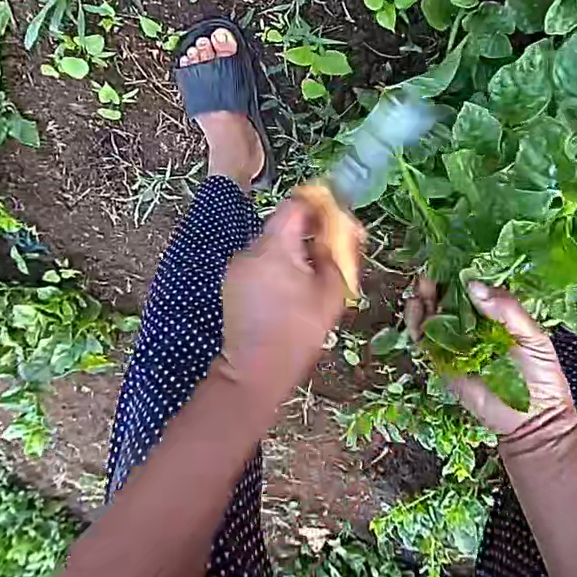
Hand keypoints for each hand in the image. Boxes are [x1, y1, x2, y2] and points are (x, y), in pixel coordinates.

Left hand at [220, 194, 348, 407]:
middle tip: (332, 249)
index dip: (319, 204)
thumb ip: (339, 253)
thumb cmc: (298, 332)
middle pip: (283, 225)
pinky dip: (277, 266)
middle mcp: (250, 250)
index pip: (296, 205)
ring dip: (294, 250)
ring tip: (312, 275)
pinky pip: (260, 263)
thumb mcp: (331, 292)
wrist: (254, 372)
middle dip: (309, 231)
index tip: (337, 217)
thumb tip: (345, 229)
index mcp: (275, 247)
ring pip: (272, 245)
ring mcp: (237, 267)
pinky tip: (291, 290)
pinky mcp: (231, 284)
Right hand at [405, 277, 576, 452]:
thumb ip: (506, 309)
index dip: (458, 274)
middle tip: (429, 275)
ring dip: (423, 298)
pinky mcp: (442, 361)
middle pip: (447, 297)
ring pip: (431, 314)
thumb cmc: (539, 374)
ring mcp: (455, 340)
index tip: (448, 263)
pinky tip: (416, 310)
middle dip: (435, 284)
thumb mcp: (532, 335)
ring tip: (421, 289)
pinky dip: (416, 323)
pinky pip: (424, 339)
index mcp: (494, 311)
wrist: (532, 419)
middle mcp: (471, 322)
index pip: (472, 286)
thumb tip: (473, 285)